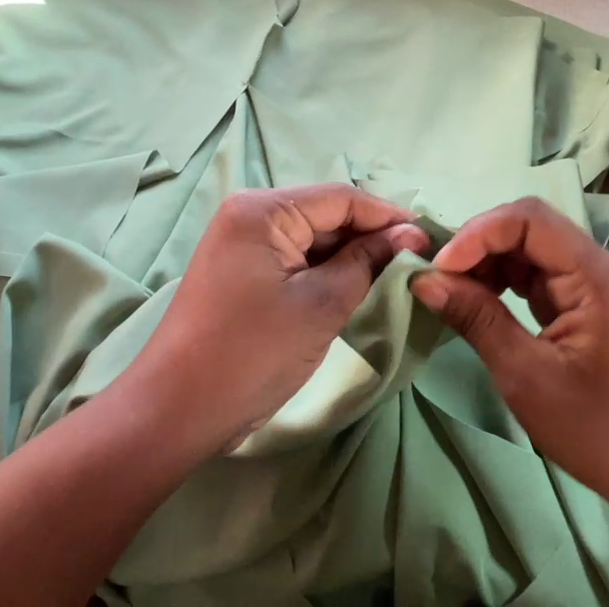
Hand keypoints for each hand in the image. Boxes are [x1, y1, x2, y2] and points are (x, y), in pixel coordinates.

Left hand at [133, 185, 429, 451]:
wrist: (177, 410)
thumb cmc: (252, 352)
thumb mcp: (321, 305)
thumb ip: (368, 263)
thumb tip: (409, 236)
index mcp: (263, 209)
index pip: (341, 197)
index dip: (388, 217)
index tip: (431, 239)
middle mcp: (249, 213)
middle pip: (326, 214)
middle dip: (370, 237)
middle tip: (417, 263)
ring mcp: (241, 242)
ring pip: (312, 237)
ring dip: (350, 256)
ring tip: (395, 277)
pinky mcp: (241, 271)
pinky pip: (294, 258)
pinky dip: (325, 271)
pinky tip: (356, 288)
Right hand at [408, 198, 608, 517]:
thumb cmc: (602, 431)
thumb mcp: (528, 377)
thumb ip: (477, 320)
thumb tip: (425, 280)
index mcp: (595, 275)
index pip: (528, 219)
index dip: (478, 234)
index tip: (439, 269)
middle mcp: (598, 267)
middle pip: (529, 229)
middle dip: (478, 246)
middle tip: (437, 279)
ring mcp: (595, 286)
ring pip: (531, 251)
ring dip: (488, 264)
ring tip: (450, 293)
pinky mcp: (588, 306)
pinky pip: (539, 277)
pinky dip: (505, 284)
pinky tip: (478, 304)